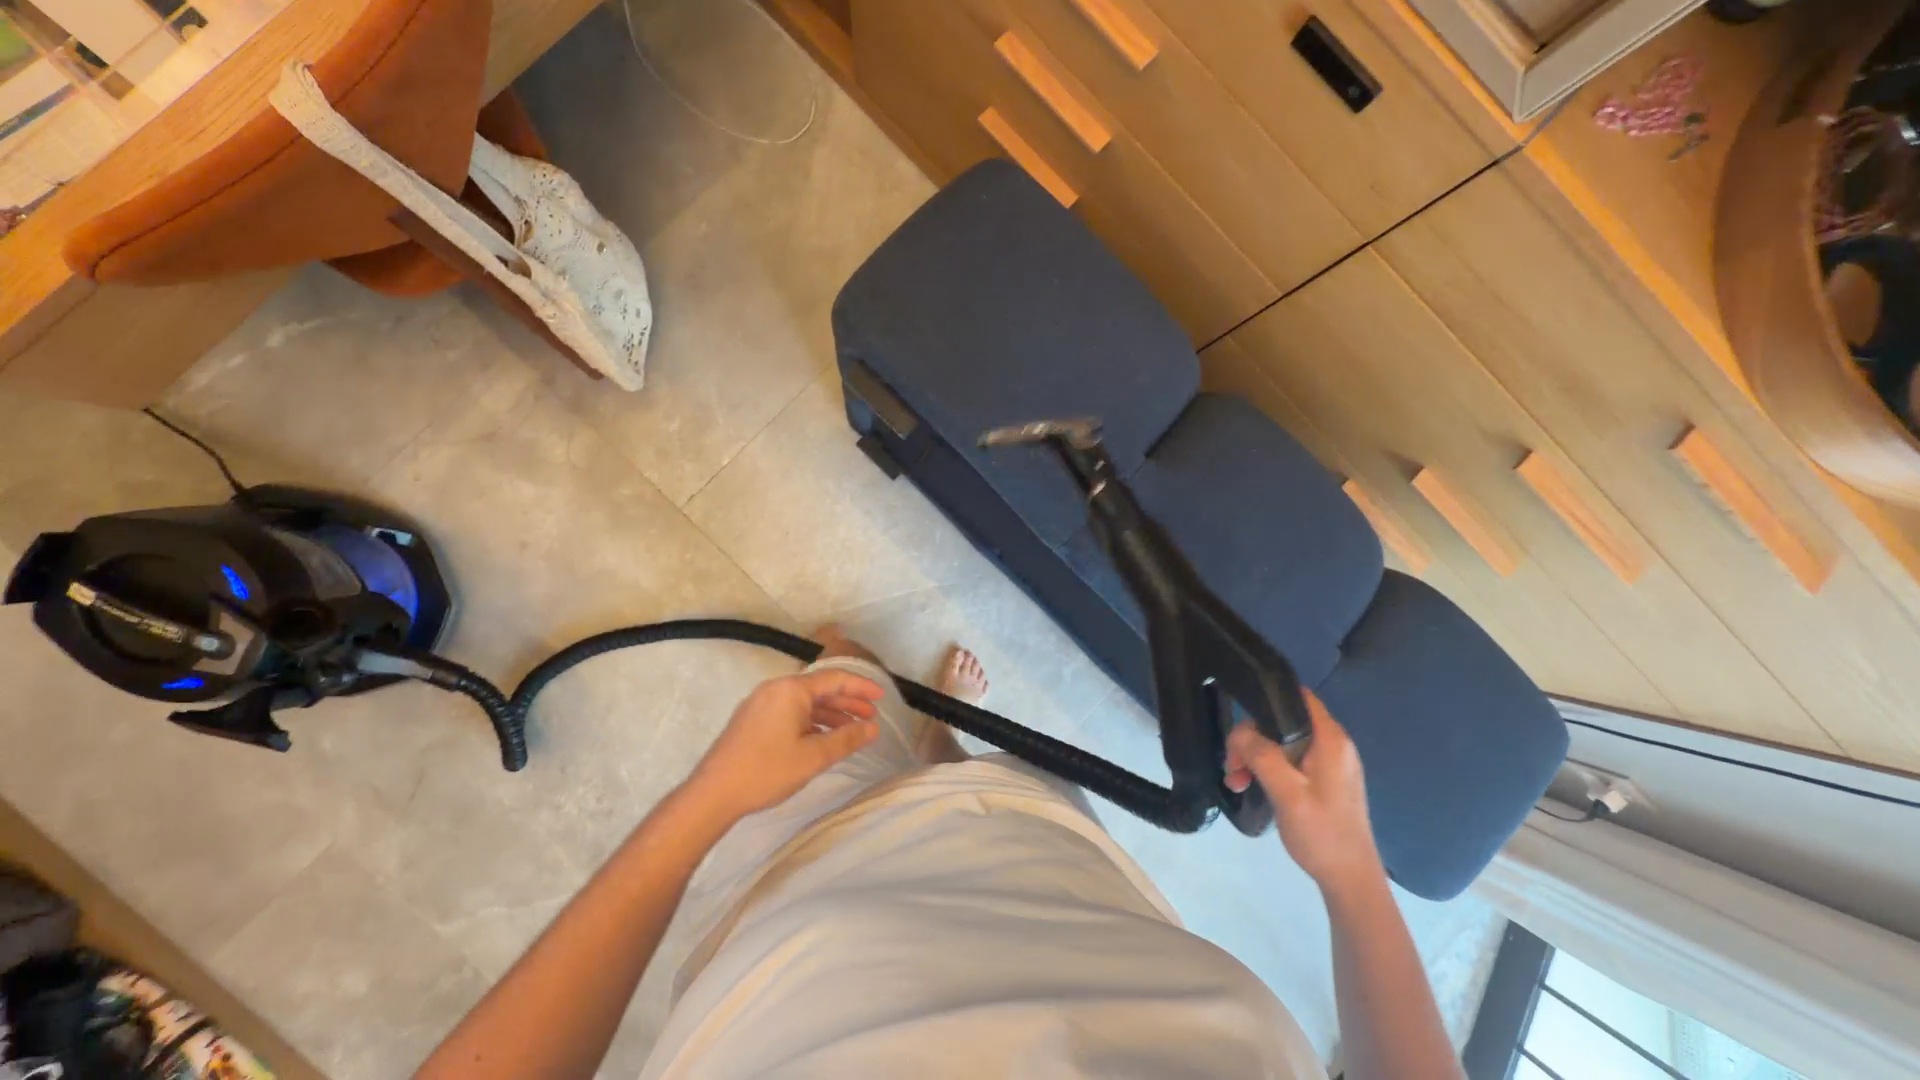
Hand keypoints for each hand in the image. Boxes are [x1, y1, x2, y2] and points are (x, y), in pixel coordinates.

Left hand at [685, 669, 883, 820]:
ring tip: (851, 730)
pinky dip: (811, 721)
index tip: (882, 697)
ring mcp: (760, 703)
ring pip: (804, 702)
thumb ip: (846, 739)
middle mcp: (775, 689)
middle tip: (871, 717)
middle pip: (819, 688)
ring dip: (830, 714)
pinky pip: (790, 712)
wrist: (713, 793)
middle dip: (847, 702)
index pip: (834, 679)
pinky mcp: (752, 719)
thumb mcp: (813, 757)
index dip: (861, 687)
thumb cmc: (767, 771)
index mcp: (791, 690)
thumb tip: (872, 728)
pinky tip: (822, 739)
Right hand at [1225, 691, 1384, 895]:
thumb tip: (1240, 731)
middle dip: (1252, 739)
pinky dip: (1268, 770)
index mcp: (1331, 740)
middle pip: (1284, 722)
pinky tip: (1251, 788)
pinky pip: (1290, 762)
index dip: (1267, 699)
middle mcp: (1333, 745)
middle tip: (1232, 766)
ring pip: (1283, 744)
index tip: (1239, 716)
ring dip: (1255, 758)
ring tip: (1236, 782)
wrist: (1350, 879)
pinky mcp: (1324, 782)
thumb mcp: (1287, 793)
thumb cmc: (1322, 833)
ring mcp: (1330, 765)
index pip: (1299, 697)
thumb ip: (1262, 756)